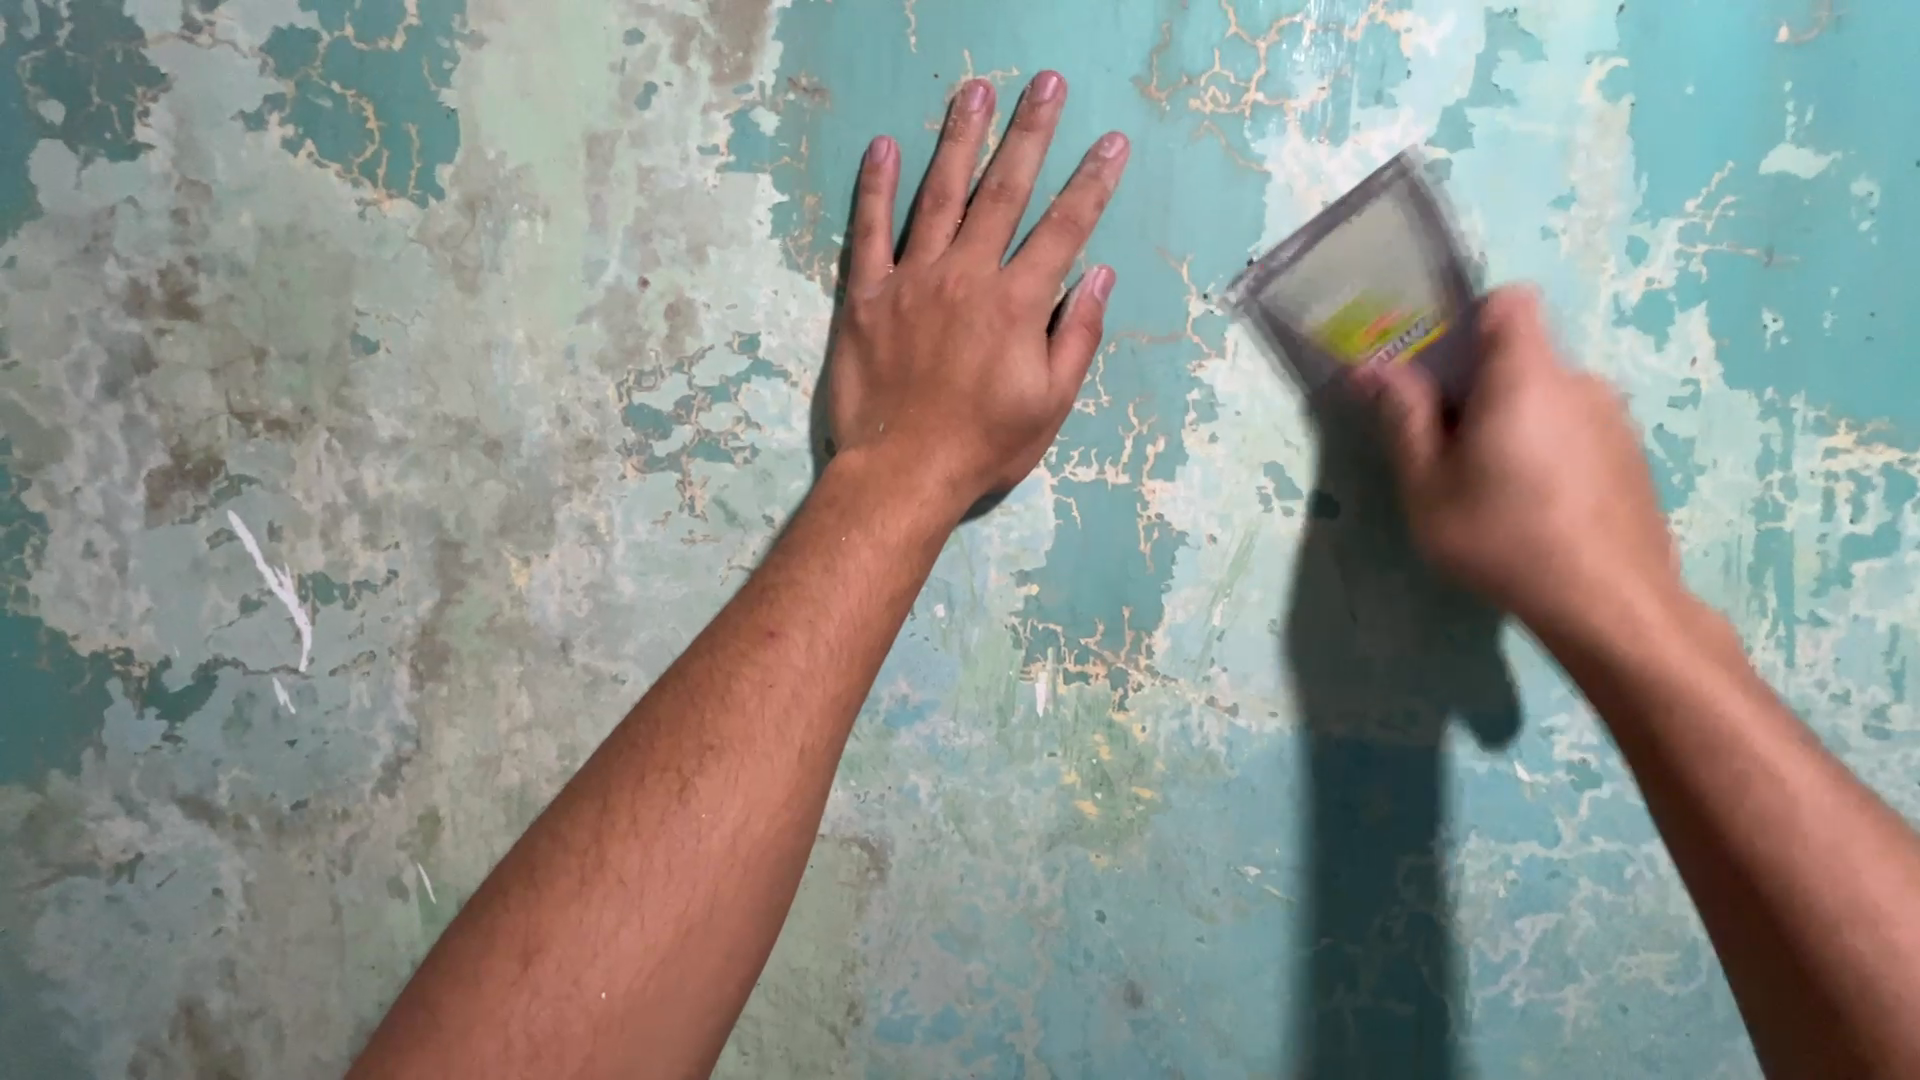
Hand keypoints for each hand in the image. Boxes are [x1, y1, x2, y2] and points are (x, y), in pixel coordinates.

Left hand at [827, 72, 1129, 516]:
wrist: (902, 473)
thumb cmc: (983, 446)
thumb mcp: (1050, 404)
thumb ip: (1077, 337)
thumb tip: (1100, 277)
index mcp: (1017, 305)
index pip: (1064, 229)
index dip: (1091, 184)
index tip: (1110, 144)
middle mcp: (966, 276)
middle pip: (1003, 193)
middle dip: (1029, 135)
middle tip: (1044, 85)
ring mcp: (911, 281)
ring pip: (939, 197)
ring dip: (959, 141)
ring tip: (974, 93)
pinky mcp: (865, 297)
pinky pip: (869, 232)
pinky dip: (876, 189)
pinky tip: (884, 148)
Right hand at [1356, 287, 1682, 638]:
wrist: (1608, 602)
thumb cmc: (1500, 536)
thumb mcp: (1427, 483)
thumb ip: (1403, 417)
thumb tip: (1374, 368)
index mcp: (1525, 376)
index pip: (1507, 302)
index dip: (1466, 320)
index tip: (1434, 368)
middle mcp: (1578, 382)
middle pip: (1517, 356)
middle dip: (1472, 386)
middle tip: (1439, 445)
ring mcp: (1612, 418)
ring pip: (1542, 396)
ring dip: (1505, 420)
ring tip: (1482, 485)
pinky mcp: (1627, 453)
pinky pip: (1569, 426)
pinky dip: (1539, 446)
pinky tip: (1526, 505)